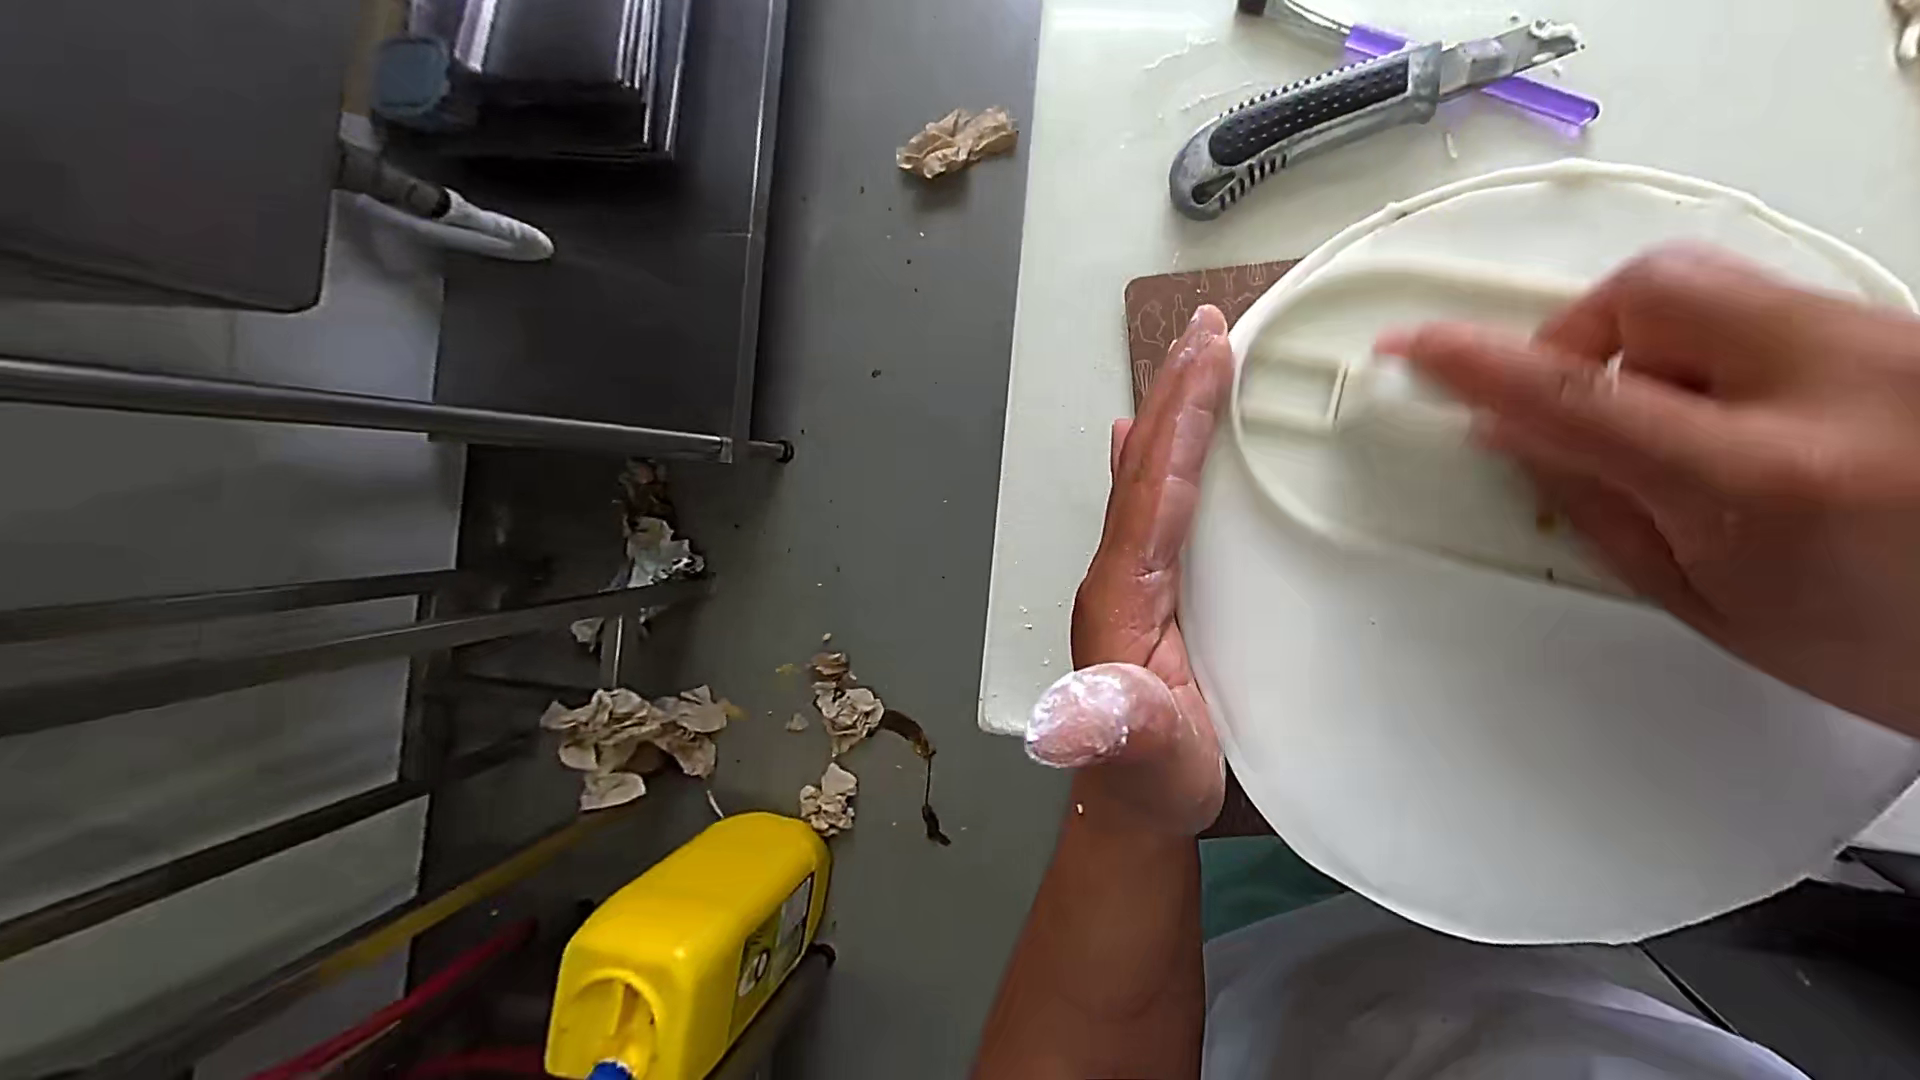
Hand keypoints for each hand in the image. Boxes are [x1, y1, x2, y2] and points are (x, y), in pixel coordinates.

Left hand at [1025, 306, 1232, 833]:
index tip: (1208, 356)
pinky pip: (1151, 509)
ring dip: (1170, 418)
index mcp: (1121, 590)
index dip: (1178, 422)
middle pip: (1143, 468)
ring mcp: (1132, 580)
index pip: (1149, 488)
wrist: (1135, 801)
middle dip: (1174, 397)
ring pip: (1147, 479)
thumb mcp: (1139, 756)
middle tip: (1205, 331)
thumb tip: (1068, 715)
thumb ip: (1108, 727)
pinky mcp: (1151, 592)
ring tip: (1190, 364)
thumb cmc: (1150, 777)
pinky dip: (1154, 465)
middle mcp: (1119, 573)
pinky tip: (1148, 444)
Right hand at [1380, 245, 1919, 736]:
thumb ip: (1595, 504)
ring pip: (1718, 289)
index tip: (1414, 345)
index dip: (1473, 362)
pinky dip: (1714, 351)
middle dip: (1580, 330)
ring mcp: (1905, 347)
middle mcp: (1848, 386)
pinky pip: (1777, 309)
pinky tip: (1730, 416)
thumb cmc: (1901, 644)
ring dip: (1648, 346)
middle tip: (1567, 393)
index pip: (1571, 392)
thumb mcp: (1705, 595)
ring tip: (1660, 419)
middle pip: (1656, 287)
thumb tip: (1512, 437)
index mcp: (1761, 479)